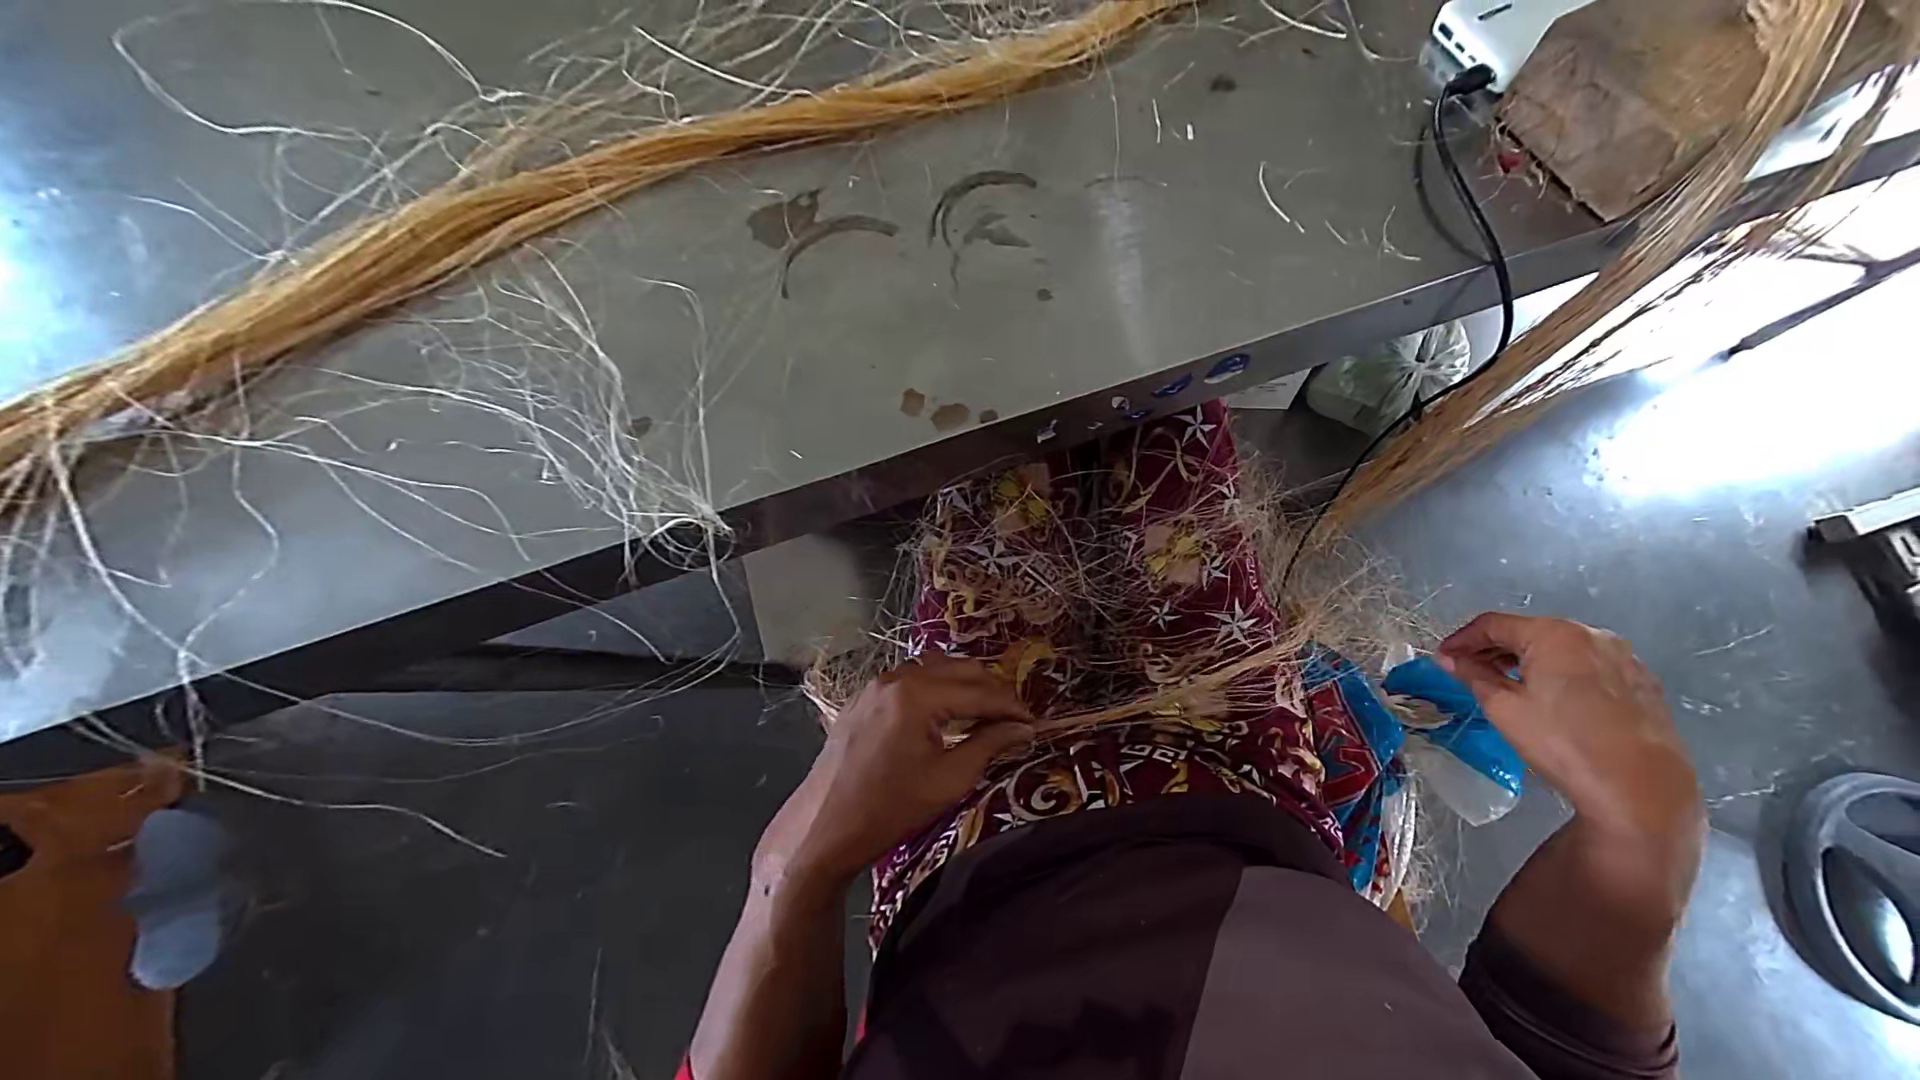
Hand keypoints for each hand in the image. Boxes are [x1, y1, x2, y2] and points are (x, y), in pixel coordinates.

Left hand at [768, 657, 1033, 885]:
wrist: (823, 828)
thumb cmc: (889, 808)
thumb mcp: (948, 780)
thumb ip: (989, 745)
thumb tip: (1024, 729)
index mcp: (918, 694)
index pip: (980, 691)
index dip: (1012, 707)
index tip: (1034, 723)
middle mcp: (897, 677)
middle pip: (959, 669)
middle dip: (991, 690)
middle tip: (1015, 718)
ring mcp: (876, 685)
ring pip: (934, 669)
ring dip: (964, 685)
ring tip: (987, 713)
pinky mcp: (864, 698)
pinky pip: (910, 680)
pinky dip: (936, 688)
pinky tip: (947, 712)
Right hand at [1438, 613, 1700, 838]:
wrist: (1641, 789)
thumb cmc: (1562, 742)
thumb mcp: (1502, 706)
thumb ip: (1472, 674)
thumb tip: (1450, 659)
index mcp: (1554, 634)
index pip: (1492, 625)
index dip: (1461, 639)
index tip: (1442, 657)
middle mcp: (1592, 635)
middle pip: (1528, 632)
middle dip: (1492, 649)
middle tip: (1467, 670)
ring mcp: (1623, 658)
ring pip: (1558, 648)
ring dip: (1525, 660)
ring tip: (1503, 683)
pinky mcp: (1642, 683)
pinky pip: (1586, 666)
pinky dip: (1558, 672)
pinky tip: (1547, 697)